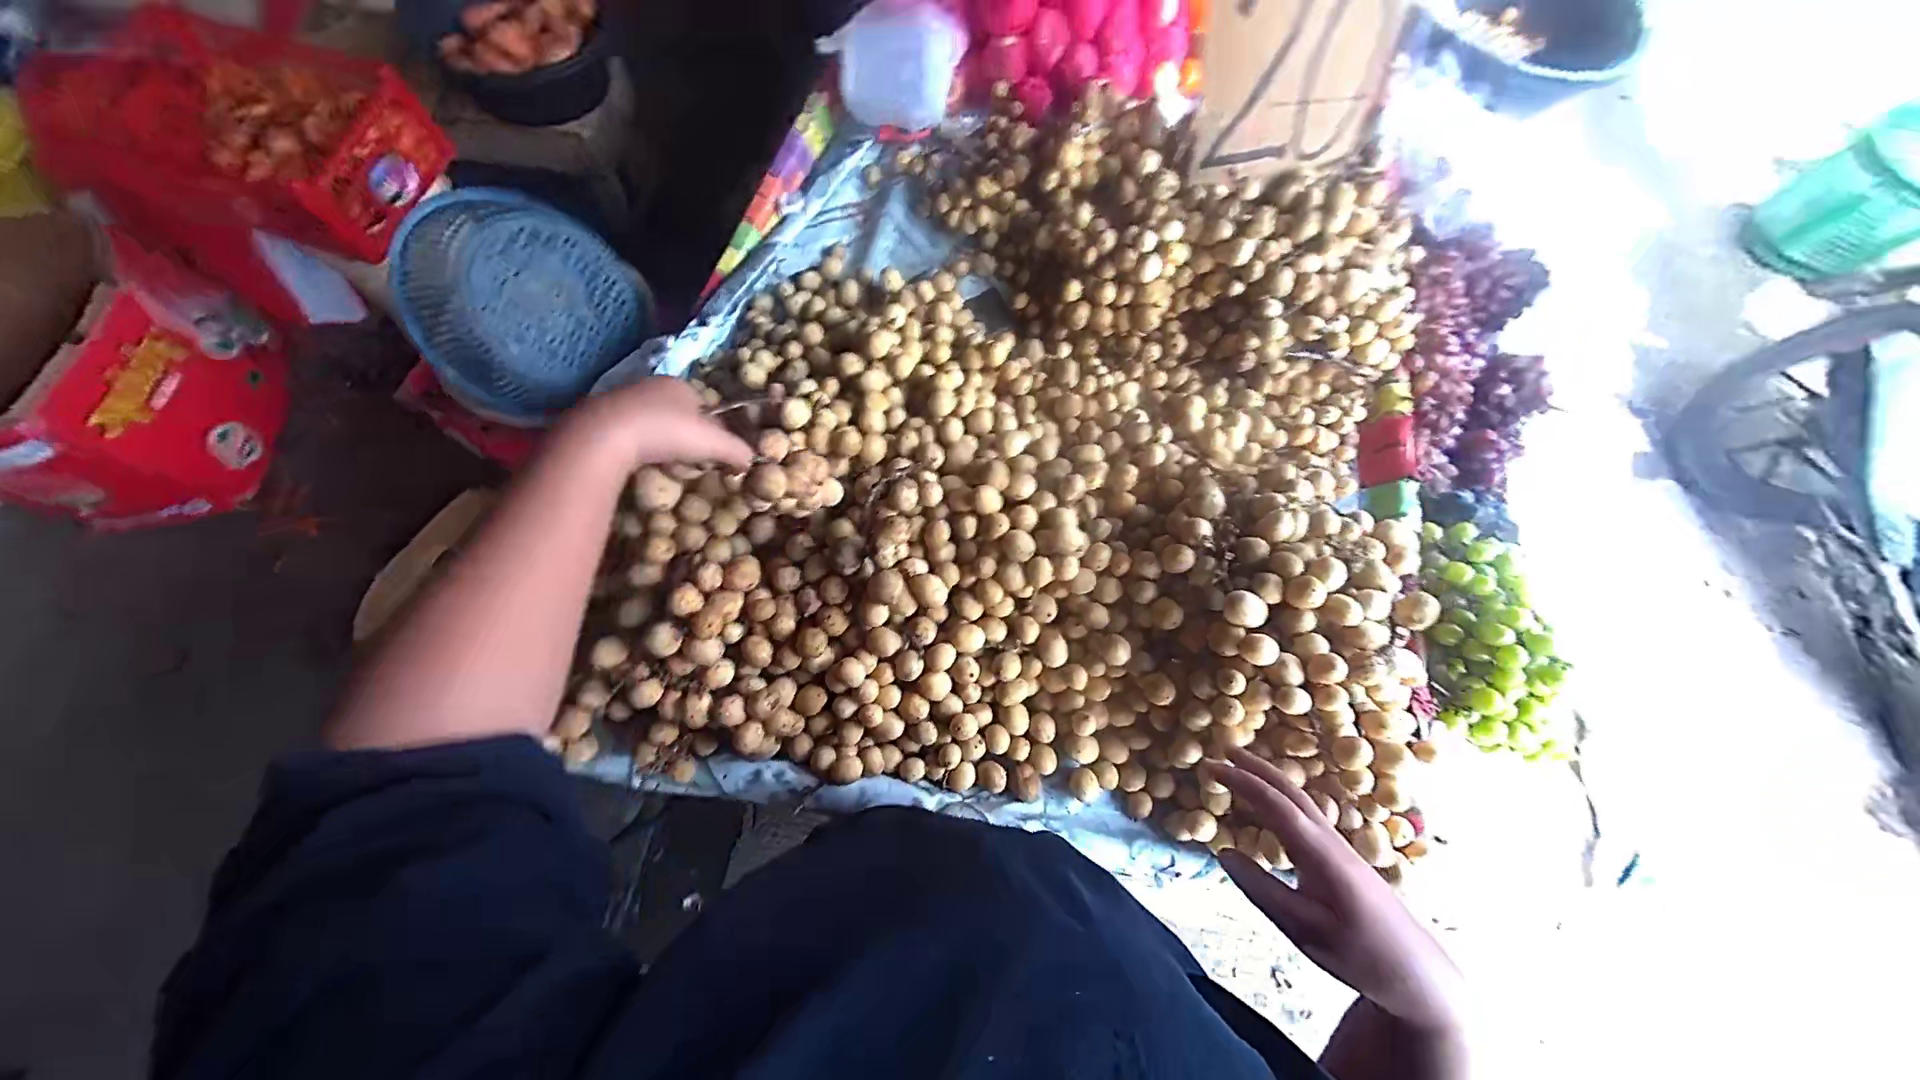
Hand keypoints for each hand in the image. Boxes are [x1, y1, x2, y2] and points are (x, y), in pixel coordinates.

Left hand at [561, 377, 752, 470]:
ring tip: (663, 466)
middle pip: (679, 415)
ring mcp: (623, 399)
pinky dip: (636, 448)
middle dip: (685, 437)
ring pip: (653, 424)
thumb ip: (737, 450)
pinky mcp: (600, 416)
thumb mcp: (713, 443)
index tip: (710, 452)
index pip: (705, 406)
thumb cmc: (667, 432)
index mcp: (681, 385)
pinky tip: (637, 463)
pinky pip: (628, 434)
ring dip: (660, 443)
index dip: (712, 429)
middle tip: (689, 462)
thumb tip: (751, 461)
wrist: (605, 435)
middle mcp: (651, 385)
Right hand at [1208, 748, 1464, 1035]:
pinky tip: (1274, 805)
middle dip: (1256, 767)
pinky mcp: (1344, 857)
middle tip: (1223, 751)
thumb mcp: (1303, 930)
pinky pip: (1307, 813)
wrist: (1420, 975)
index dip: (1241, 782)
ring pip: (1301, 800)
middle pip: (1290, 791)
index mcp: (1319, 853)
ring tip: (1242, 768)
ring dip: (1270, 778)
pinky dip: (1282, 797)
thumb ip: (1261, 890)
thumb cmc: (1360, 954)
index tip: (1211, 766)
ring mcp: (1340, 847)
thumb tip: (1223, 853)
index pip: (1275, 804)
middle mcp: (1330, 841)